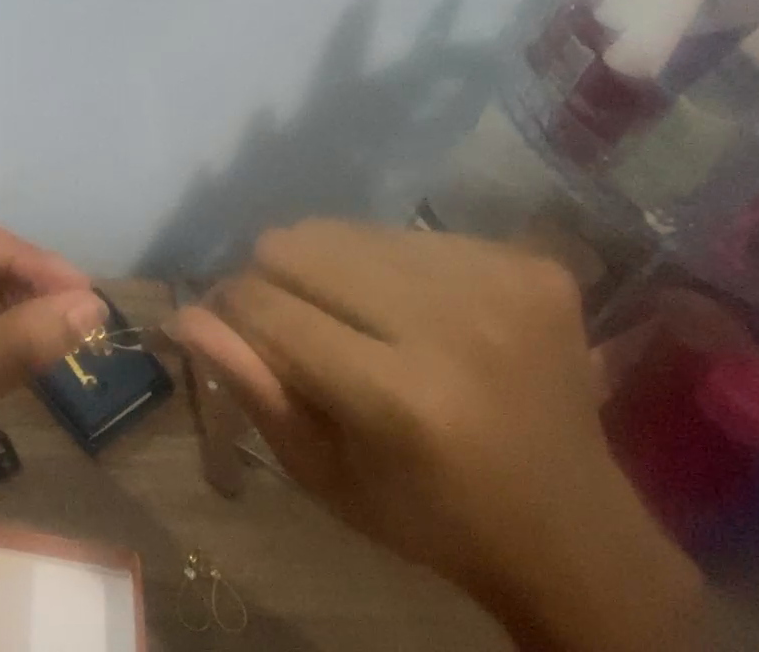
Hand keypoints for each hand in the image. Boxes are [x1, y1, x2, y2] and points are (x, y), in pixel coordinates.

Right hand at [173, 220, 702, 651]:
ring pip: (343, 230)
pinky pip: (403, 233)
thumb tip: (185, 316)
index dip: (231, 312)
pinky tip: (413, 316)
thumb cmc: (425, 514)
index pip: (263, 304)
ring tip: (357, 323)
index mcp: (399, 396)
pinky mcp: (528, 263)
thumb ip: (251, 387)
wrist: (573, 529)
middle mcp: (454, 324)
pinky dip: (386, 269)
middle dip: (273, 282)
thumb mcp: (320, 471)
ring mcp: (501, 283)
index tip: (237, 335)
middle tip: (299, 331)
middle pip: (296, 246)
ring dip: (327, 272)